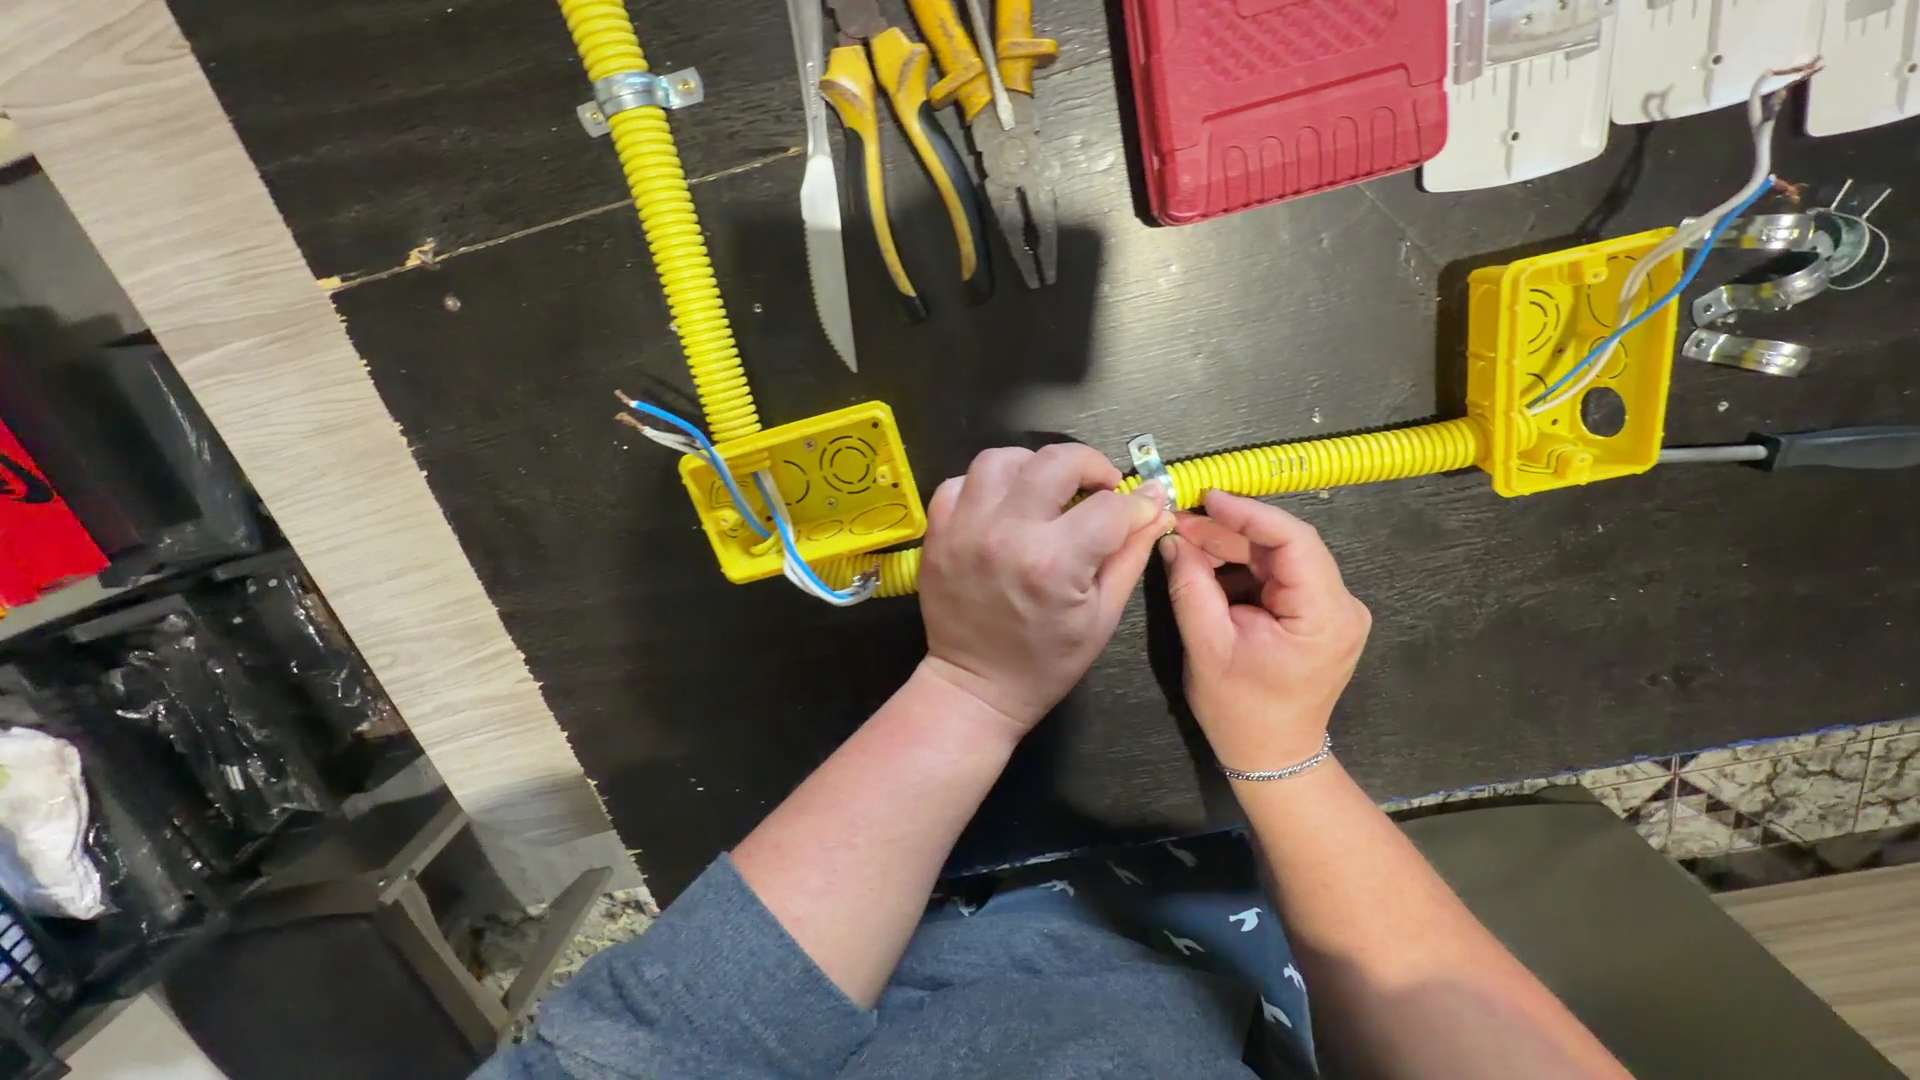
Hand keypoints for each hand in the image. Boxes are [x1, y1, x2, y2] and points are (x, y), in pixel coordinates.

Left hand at [918, 444, 1172, 734]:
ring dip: (1033, 466)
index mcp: (1054, 563)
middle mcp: (1006, 534)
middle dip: (1089, 466)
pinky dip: (986, 485)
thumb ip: (1130, 554)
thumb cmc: (1046, 661)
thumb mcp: (1103, 615)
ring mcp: (965, 529)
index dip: (1134, 505)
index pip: (1108, 507)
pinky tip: (1004, 506)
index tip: (1139, 510)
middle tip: (1097, 489)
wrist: (976, 686)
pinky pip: (959, 482)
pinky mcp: (938, 532)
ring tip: (1047, 491)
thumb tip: (1154, 504)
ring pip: (1001, 459)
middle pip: (1055, 461)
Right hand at [1160, 491, 1370, 772]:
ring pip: (1279, 558)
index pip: (1294, 541)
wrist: (1273, 756)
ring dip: (1232, 548)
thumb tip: (1174, 539)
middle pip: (1285, 547)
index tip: (1206, 499)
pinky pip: (1278, 576)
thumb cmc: (1240, 711)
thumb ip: (1191, 587)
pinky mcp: (1317, 614)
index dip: (1249, 513)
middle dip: (1230, 532)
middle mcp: (1341, 605)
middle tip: (1181, 525)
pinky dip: (1242, 568)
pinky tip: (1207, 566)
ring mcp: (1333, 609)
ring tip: (1186, 544)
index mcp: (1324, 616)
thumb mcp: (1207, 647)